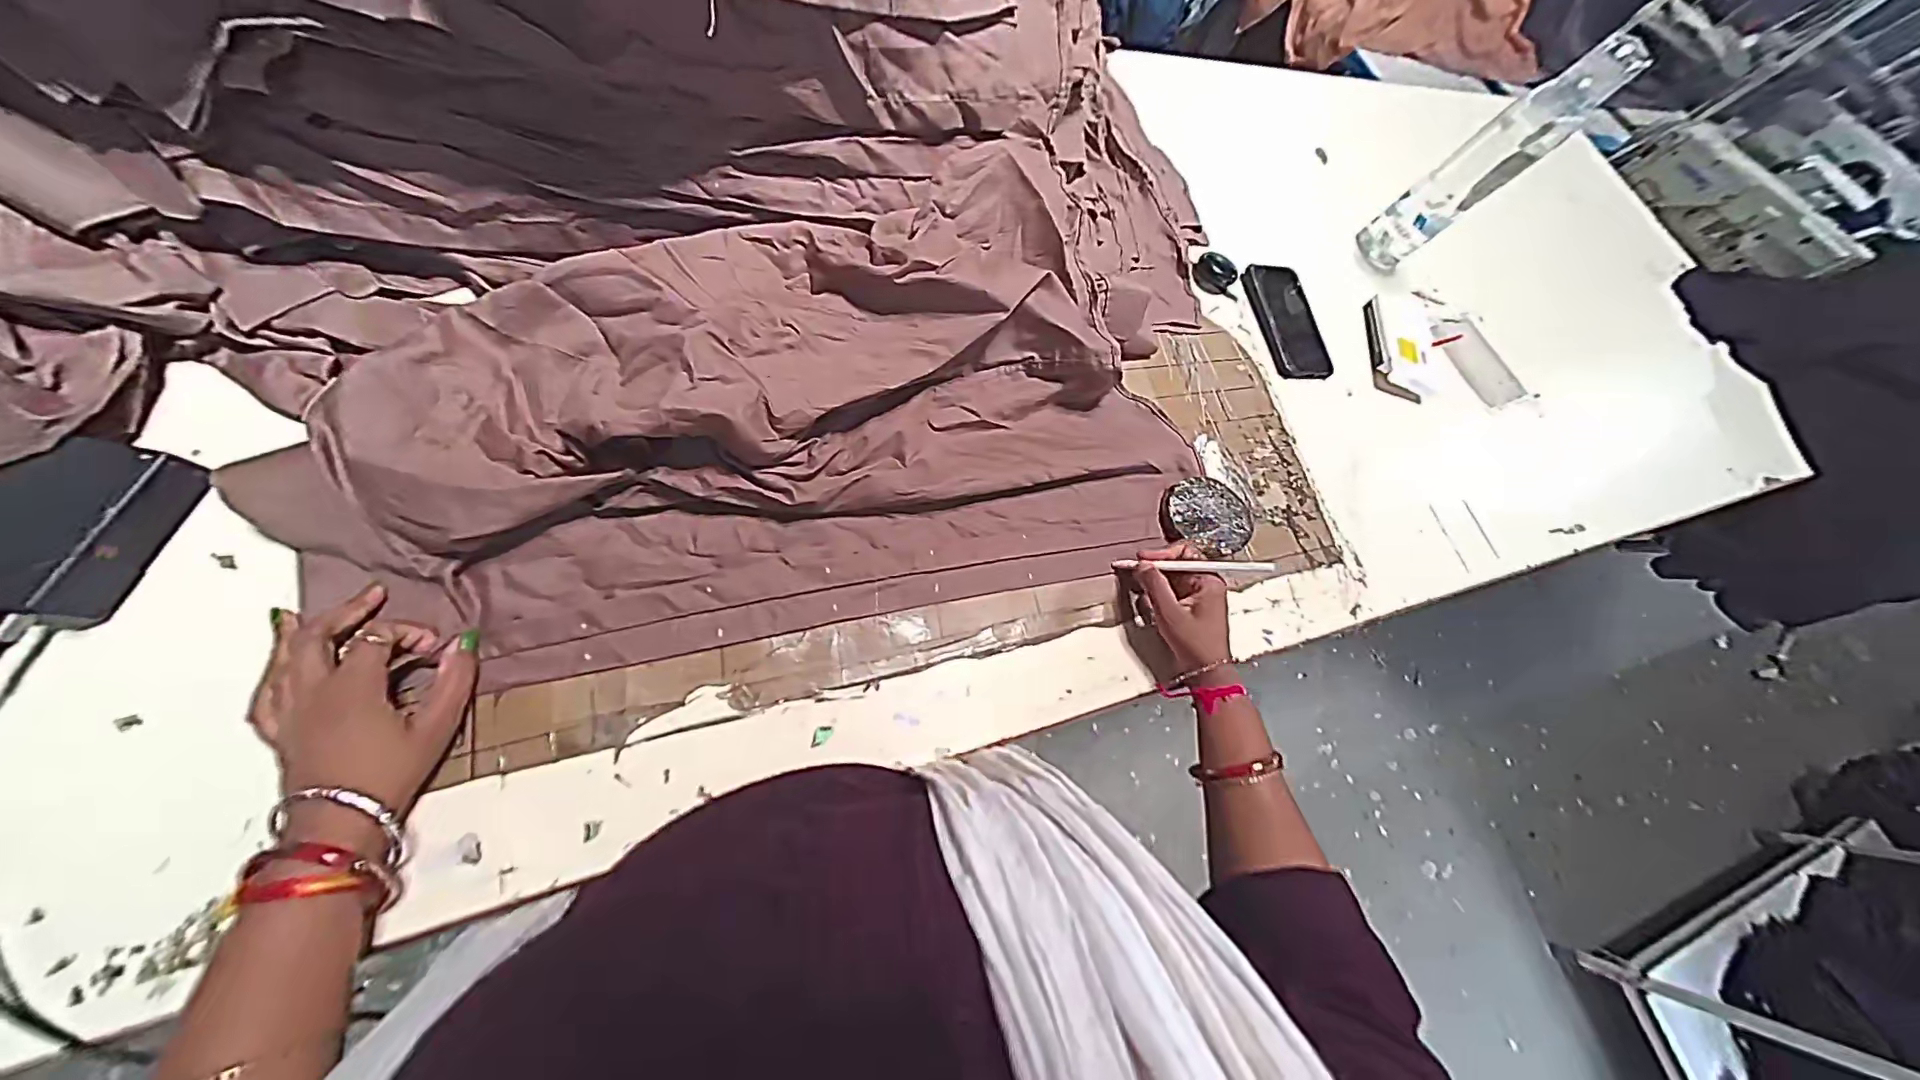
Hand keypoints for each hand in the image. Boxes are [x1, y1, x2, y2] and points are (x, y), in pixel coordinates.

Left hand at [247, 585, 477, 834]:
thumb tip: (463, 645)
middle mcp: (311, 691)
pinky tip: (279, 665)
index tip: (435, 646)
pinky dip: (274, 669)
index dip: (408, 632)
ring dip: (302, 631)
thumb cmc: (391, 774)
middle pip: (316, 635)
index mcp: (350, 687)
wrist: (340, 821)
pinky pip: (266, 690)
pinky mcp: (277, 730)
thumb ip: (454, 681)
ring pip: (283, 657)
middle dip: (347, 611)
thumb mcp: (436, 727)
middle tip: (373, 596)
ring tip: (311, 614)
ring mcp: (287, 710)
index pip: (375, 638)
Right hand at [1130, 541, 1231, 677]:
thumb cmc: (1196, 645)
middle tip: (1135, 572)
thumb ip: (1155, 585)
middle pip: (1176, 565)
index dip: (1160, 555)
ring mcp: (1199, 595)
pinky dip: (1159, 595)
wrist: (1206, 671)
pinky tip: (1151, 603)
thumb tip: (1143, 565)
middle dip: (1155, 570)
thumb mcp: (1170, 612)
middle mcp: (1206, 584)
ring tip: (1142, 591)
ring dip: (1155, 584)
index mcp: (1208, 580)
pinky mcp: (1191, 606)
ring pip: (1172, 579)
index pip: (1184, 554)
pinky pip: (1172, 592)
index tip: (1141, 559)